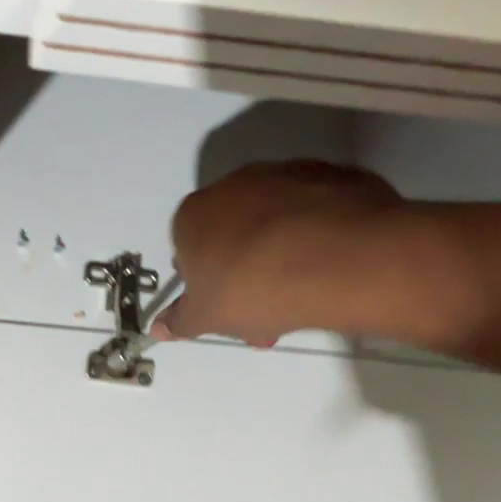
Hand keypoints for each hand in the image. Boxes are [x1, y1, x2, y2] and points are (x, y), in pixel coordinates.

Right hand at [159, 160, 407, 344]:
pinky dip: (317, 236)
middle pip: (232, 231)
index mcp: (193, 214)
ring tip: (302, 294)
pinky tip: (329, 268)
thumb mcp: (205, 318)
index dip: (204, 279)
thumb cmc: (252, 288)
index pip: (187, 246)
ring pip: (276, 221)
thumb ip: (179, 320)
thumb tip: (160, 327)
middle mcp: (234, 184)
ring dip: (281, 252)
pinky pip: (316, 212)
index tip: (223, 306)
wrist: (340, 259)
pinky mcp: (336, 176)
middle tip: (263, 309)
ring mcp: (288, 175)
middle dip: (244, 269)